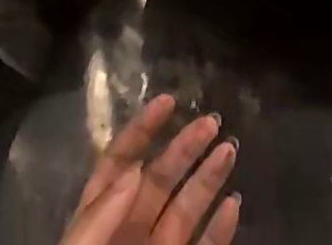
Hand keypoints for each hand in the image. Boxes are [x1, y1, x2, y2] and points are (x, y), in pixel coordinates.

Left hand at [57, 93, 240, 244]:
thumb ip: (99, 216)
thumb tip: (136, 169)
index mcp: (97, 223)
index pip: (118, 166)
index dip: (141, 131)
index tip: (168, 100)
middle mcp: (127, 233)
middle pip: (159, 181)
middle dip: (185, 147)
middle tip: (212, 120)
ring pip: (186, 210)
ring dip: (209, 178)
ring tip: (230, 148)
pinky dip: (221, 229)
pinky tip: (234, 203)